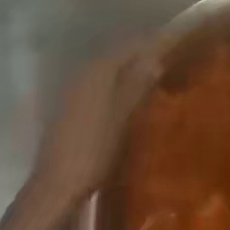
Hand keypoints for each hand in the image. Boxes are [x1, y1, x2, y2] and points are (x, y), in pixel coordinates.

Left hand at [26, 45, 161, 216]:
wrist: (56, 186)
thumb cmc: (94, 150)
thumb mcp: (122, 117)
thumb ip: (137, 85)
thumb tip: (155, 59)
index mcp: (97, 72)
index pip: (128, 46)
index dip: (150, 43)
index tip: (172, 44)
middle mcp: (81, 73)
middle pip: (115, 55)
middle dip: (139, 55)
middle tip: (165, 61)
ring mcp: (71, 90)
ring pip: (105, 70)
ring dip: (127, 70)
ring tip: (151, 78)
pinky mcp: (68, 107)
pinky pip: (97, 83)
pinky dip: (114, 83)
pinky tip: (127, 96)